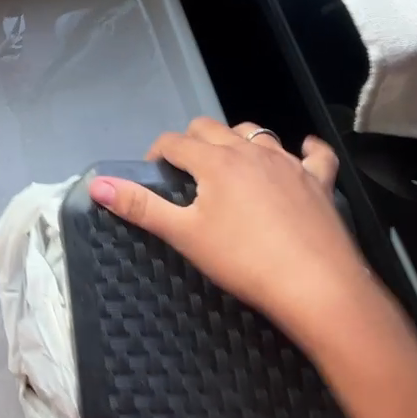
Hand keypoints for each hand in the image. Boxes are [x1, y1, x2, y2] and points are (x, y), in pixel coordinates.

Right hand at [89, 117, 372, 337]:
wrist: (319, 289)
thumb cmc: (245, 261)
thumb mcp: (185, 235)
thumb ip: (140, 206)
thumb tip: (96, 183)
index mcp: (214, 161)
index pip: (173, 142)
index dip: (158, 154)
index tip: (154, 175)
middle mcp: (249, 151)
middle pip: (211, 128)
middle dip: (192, 141)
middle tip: (186, 171)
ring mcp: (288, 164)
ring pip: (255, 133)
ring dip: (237, 140)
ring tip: (229, 162)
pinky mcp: (319, 182)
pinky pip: (315, 154)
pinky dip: (305, 149)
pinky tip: (302, 151)